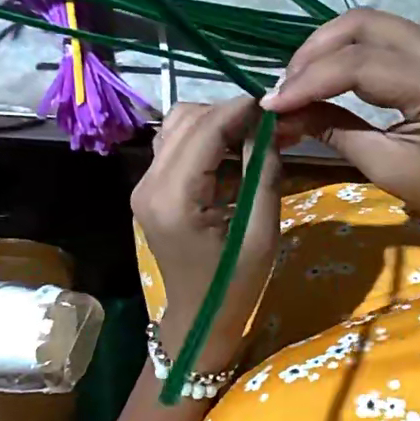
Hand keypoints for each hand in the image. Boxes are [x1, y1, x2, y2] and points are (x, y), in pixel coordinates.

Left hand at [131, 97, 282, 370]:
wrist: (200, 318)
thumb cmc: (235, 282)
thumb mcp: (262, 231)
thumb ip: (263, 172)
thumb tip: (270, 125)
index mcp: (174, 198)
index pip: (205, 130)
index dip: (241, 108)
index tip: (275, 102)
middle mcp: (149, 183)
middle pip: (187, 119)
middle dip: (229, 112)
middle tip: (268, 122)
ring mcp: (144, 185)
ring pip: (177, 126)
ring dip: (215, 121)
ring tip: (253, 134)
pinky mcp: (150, 189)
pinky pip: (175, 146)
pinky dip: (205, 138)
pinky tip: (232, 151)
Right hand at [260, 9, 419, 237]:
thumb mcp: (383, 165)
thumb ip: (332, 130)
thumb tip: (280, 116)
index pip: (359, 64)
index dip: (309, 80)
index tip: (272, 103)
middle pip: (362, 25)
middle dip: (314, 52)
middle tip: (284, 88)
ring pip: (370, 24)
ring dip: (327, 48)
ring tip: (297, 82)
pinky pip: (383, 37)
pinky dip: (348, 51)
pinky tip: (325, 74)